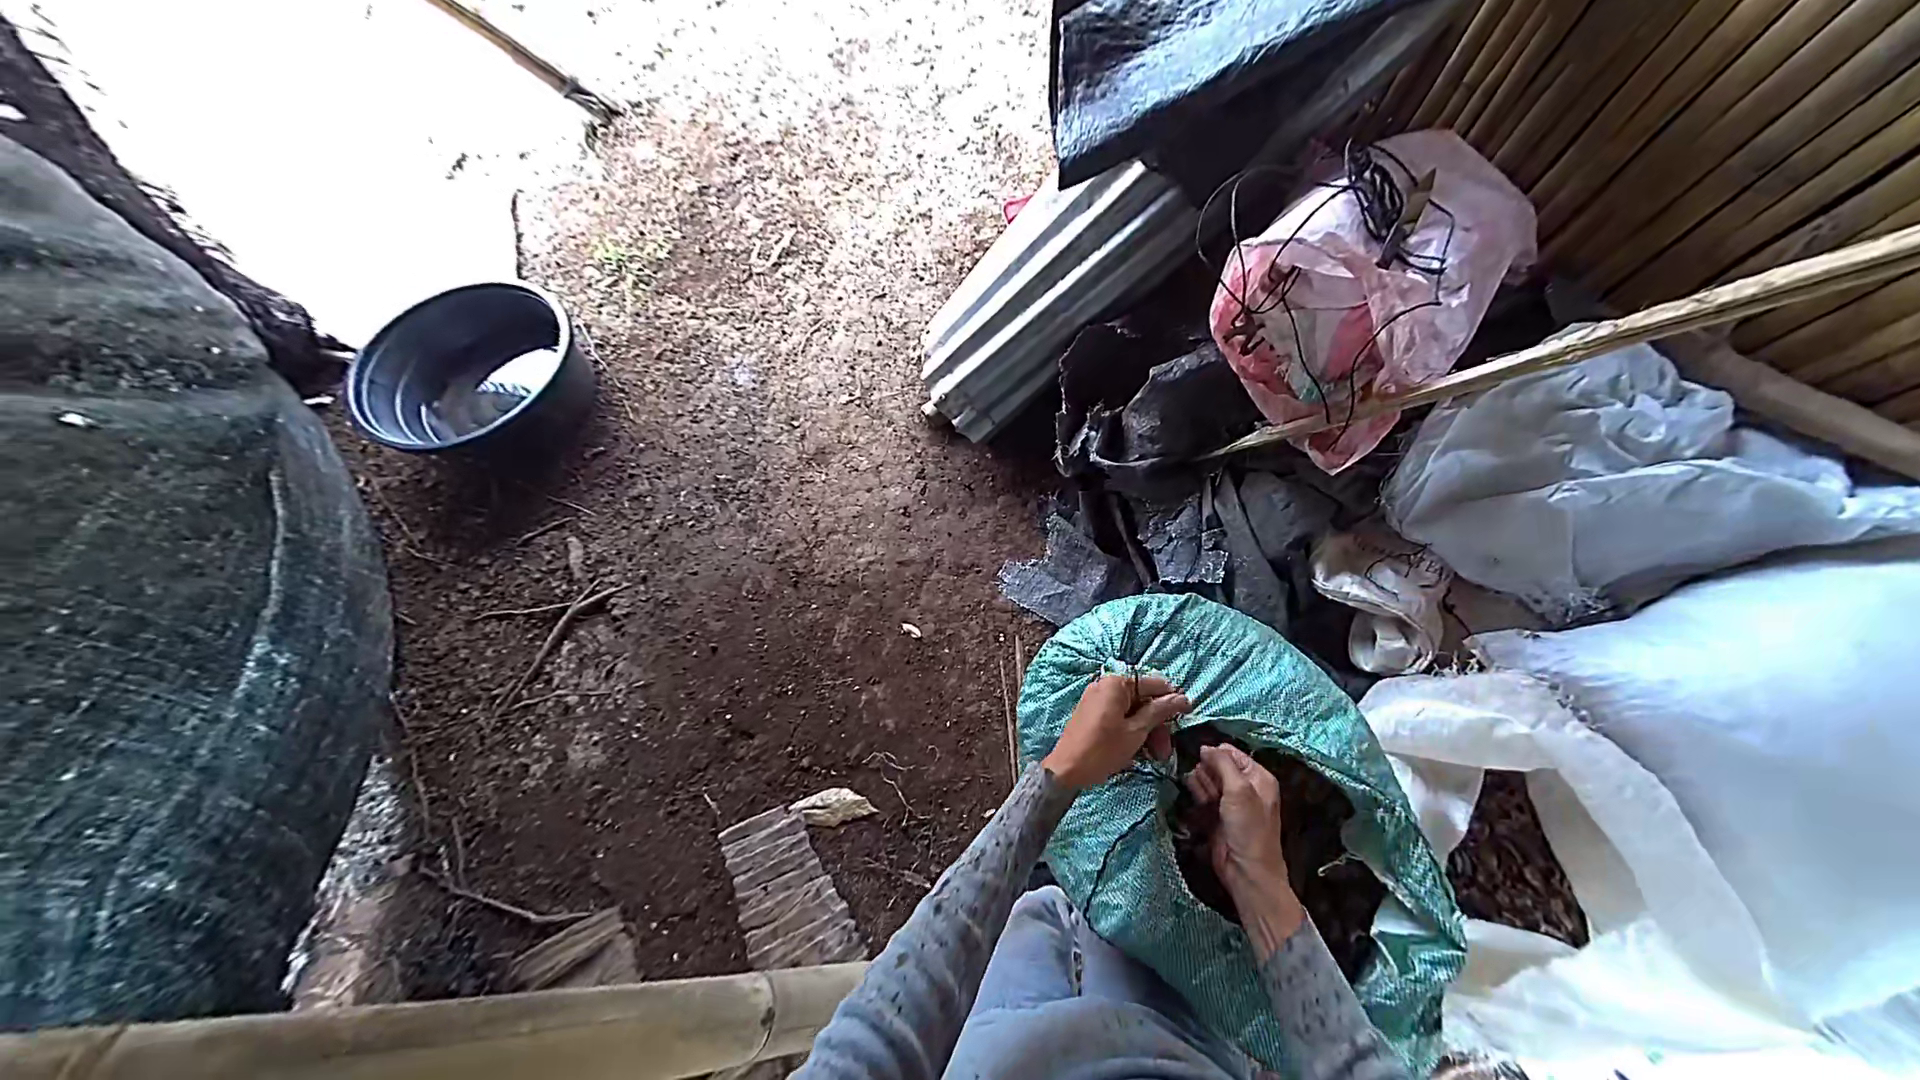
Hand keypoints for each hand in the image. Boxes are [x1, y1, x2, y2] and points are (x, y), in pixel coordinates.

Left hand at [1041, 674, 1189, 789]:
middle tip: (1165, 749)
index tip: (1187, 715)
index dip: (1172, 700)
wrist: (1067, 770)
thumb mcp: (1136, 731)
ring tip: (1154, 756)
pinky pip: (1119, 718)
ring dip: (1147, 732)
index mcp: (1115, 684)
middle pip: (1142, 700)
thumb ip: (1159, 712)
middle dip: (1158, 724)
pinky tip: (1139, 752)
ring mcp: (1097, 700)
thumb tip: (1182, 698)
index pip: (1153, 684)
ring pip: (1132, 712)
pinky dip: (1131, 732)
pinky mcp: (1092, 715)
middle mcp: (1105, 686)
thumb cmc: (1103, 749)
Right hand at [1187, 744, 1304, 955]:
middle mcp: (1244, 786)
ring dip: (1200, 783)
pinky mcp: (1214, 812)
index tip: (1205, 762)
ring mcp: (1228, 800)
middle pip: (1216, 764)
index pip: (1231, 753)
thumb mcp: (1239, 790)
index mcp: (1258, 777)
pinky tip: (1197, 800)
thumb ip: (1223, 763)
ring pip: (1205, 778)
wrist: (1245, 871)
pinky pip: (1201, 794)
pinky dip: (1197, 794)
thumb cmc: (1249, 830)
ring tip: (1204, 797)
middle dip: (1207, 771)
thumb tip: (1206, 747)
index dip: (1216, 755)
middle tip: (1209, 787)